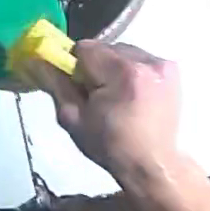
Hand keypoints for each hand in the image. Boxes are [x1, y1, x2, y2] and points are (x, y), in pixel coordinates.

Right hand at [25, 40, 187, 188]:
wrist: (152, 163)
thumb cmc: (109, 146)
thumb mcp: (72, 118)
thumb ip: (55, 83)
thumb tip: (37, 59)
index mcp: (122, 73)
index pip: (85, 48)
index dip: (76, 68)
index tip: (80, 89)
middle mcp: (146, 61)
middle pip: (105, 48)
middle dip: (96, 67)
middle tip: (98, 97)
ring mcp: (163, 64)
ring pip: (122, 51)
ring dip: (114, 67)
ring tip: (117, 97)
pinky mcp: (172, 69)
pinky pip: (139, 58)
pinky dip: (131, 71)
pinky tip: (132, 94)